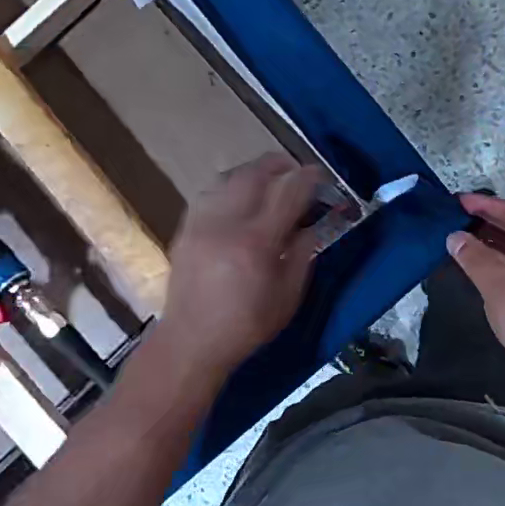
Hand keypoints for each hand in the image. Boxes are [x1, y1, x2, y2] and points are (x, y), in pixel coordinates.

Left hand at [156, 154, 324, 375]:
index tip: (320, 174)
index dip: (308, 177)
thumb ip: (302, 255)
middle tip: (294, 169)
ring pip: (227, 177)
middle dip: (278, 164)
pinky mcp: (184, 228)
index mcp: (256, 242)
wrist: (190, 341)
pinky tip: (237, 200)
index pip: (288, 192)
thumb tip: (312, 225)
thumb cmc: (245, 325)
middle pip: (253, 173)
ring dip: (251, 172)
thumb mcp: (287, 297)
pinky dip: (228, 187)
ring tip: (266, 181)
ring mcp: (200, 222)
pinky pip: (209, 193)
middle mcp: (226, 223)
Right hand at [446, 193, 504, 386]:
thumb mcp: (496, 287)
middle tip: (455, 216)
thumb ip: (474, 258)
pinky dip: (498, 256)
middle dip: (487, 219)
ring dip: (490, 238)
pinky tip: (479, 261)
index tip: (457, 201)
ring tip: (461, 235)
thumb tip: (454, 236)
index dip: (485, 205)